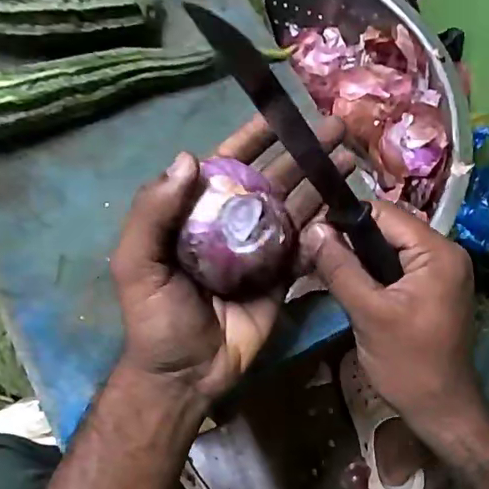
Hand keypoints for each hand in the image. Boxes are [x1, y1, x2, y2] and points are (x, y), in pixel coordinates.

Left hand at [111, 115, 353, 402]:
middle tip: (336, 128)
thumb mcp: (137, 262)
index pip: (228, 163)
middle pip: (272, 179)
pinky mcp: (284, 278)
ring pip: (295, 207)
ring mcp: (262, 251)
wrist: (184, 374)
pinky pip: (307, 247)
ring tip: (350, 157)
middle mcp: (233, 224)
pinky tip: (348, 204)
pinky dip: (327, 227)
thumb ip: (153, 211)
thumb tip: (189, 158)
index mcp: (197, 213)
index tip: (282, 114)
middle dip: (302, 153)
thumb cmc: (155, 317)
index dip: (254, 137)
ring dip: (322, 182)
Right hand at [301, 202, 487, 440]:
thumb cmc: (408, 362)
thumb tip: (313, 228)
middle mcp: (447, 253)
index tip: (312, 235)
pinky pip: (401, 268)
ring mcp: (444, 272)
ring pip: (392, 249)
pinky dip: (376, 274)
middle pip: (389, 229)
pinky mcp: (436, 290)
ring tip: (327, 270)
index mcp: (438, 252)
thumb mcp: (368, 313)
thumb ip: (340, 268)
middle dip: (352, 240)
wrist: (441, 408)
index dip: (346, 220)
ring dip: (361, 258)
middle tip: (315, 256)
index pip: (385, 213)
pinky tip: (352, 286)